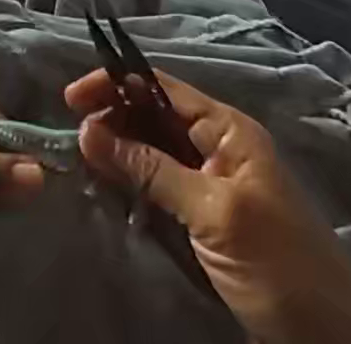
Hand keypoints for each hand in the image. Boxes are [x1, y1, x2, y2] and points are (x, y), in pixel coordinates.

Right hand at [67, 69, 350, 343]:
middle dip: (112, 120)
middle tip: (74, 141)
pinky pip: (157, 185)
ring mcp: (208, 181)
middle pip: (151, 116)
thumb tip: (89, 130)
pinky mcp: (201, 215)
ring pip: (150, 150)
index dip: (116, 84)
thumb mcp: (213, 213)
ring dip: (117, 154)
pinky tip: (108, 192)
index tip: (71, 98)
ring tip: (83, 165)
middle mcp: (214, 145)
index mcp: (226, 129)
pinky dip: (131, 185)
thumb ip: (151, 169)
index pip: (161, 88)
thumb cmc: (279, 266)